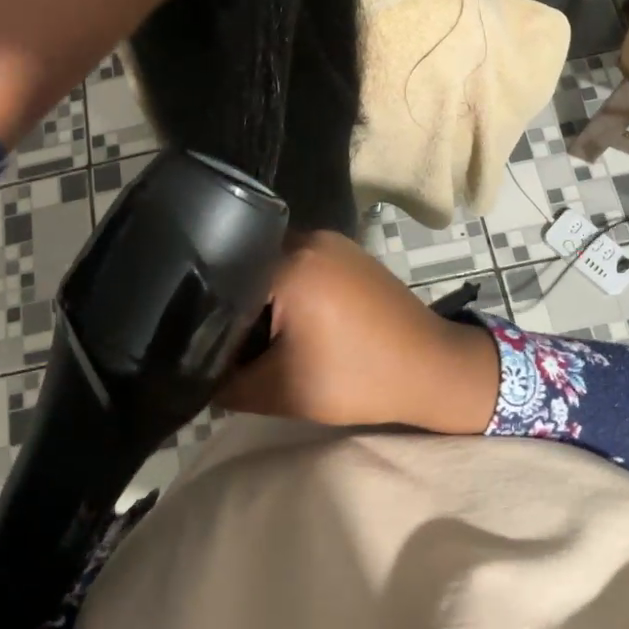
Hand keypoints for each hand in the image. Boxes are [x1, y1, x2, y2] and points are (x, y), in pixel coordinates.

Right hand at [219, 232, 498, 433]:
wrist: (433, 368)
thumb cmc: (358, 378)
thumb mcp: (281, 391)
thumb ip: (226, 385)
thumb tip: (195, 376)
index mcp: (289, 263)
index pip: (222, 283)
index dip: (205, 318)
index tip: (195, 345)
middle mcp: (307, 237)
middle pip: (246, 270)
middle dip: (234, 308)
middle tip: (222, 344)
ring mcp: (331, 240)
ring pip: (273, 267)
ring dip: (262, 300)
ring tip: (253, 337)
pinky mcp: (348, 251)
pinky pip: (300, 264)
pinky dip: (288, 291)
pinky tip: (288, 323)